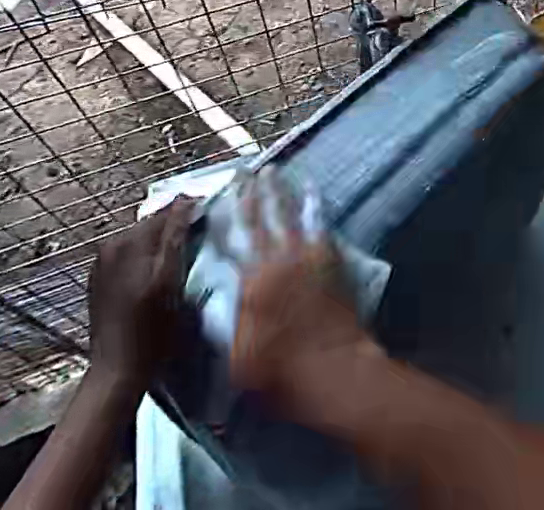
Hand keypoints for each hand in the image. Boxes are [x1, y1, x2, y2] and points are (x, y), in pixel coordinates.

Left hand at [88, 198, 195, 386]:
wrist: (117, 372)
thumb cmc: (151, 330)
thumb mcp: (170, 281)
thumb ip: (176, 236)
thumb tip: (186, 200)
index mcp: (128, 241)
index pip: (166, 212)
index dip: (191, 212)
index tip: (212, 219)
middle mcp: (111, 244)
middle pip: (153, 224)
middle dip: (176, 227)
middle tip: (201, 240)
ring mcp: (102, 262)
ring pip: (142, 239)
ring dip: (162, 242)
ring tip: (183, 258)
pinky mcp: (100, 279)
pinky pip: (130, 255)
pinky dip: (147, 257)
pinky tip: (158, 275)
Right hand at [228, 172, 378, 418]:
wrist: (335, 370)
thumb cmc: (283, 373)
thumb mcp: (237, 359)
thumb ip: (223, 324)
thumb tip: (208, 298)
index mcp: (249, 283)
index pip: (228, 243)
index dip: (220, 219)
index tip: (212, 199)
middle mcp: (274, 260)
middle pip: (257, 220)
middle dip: (247, 194)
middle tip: (240, 172)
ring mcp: (303, 255)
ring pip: (286, 213)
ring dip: (276, 190)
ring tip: (270, 170)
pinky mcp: (328, 257)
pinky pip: (318, 221)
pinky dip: (313, 202)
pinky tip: (310, 186)